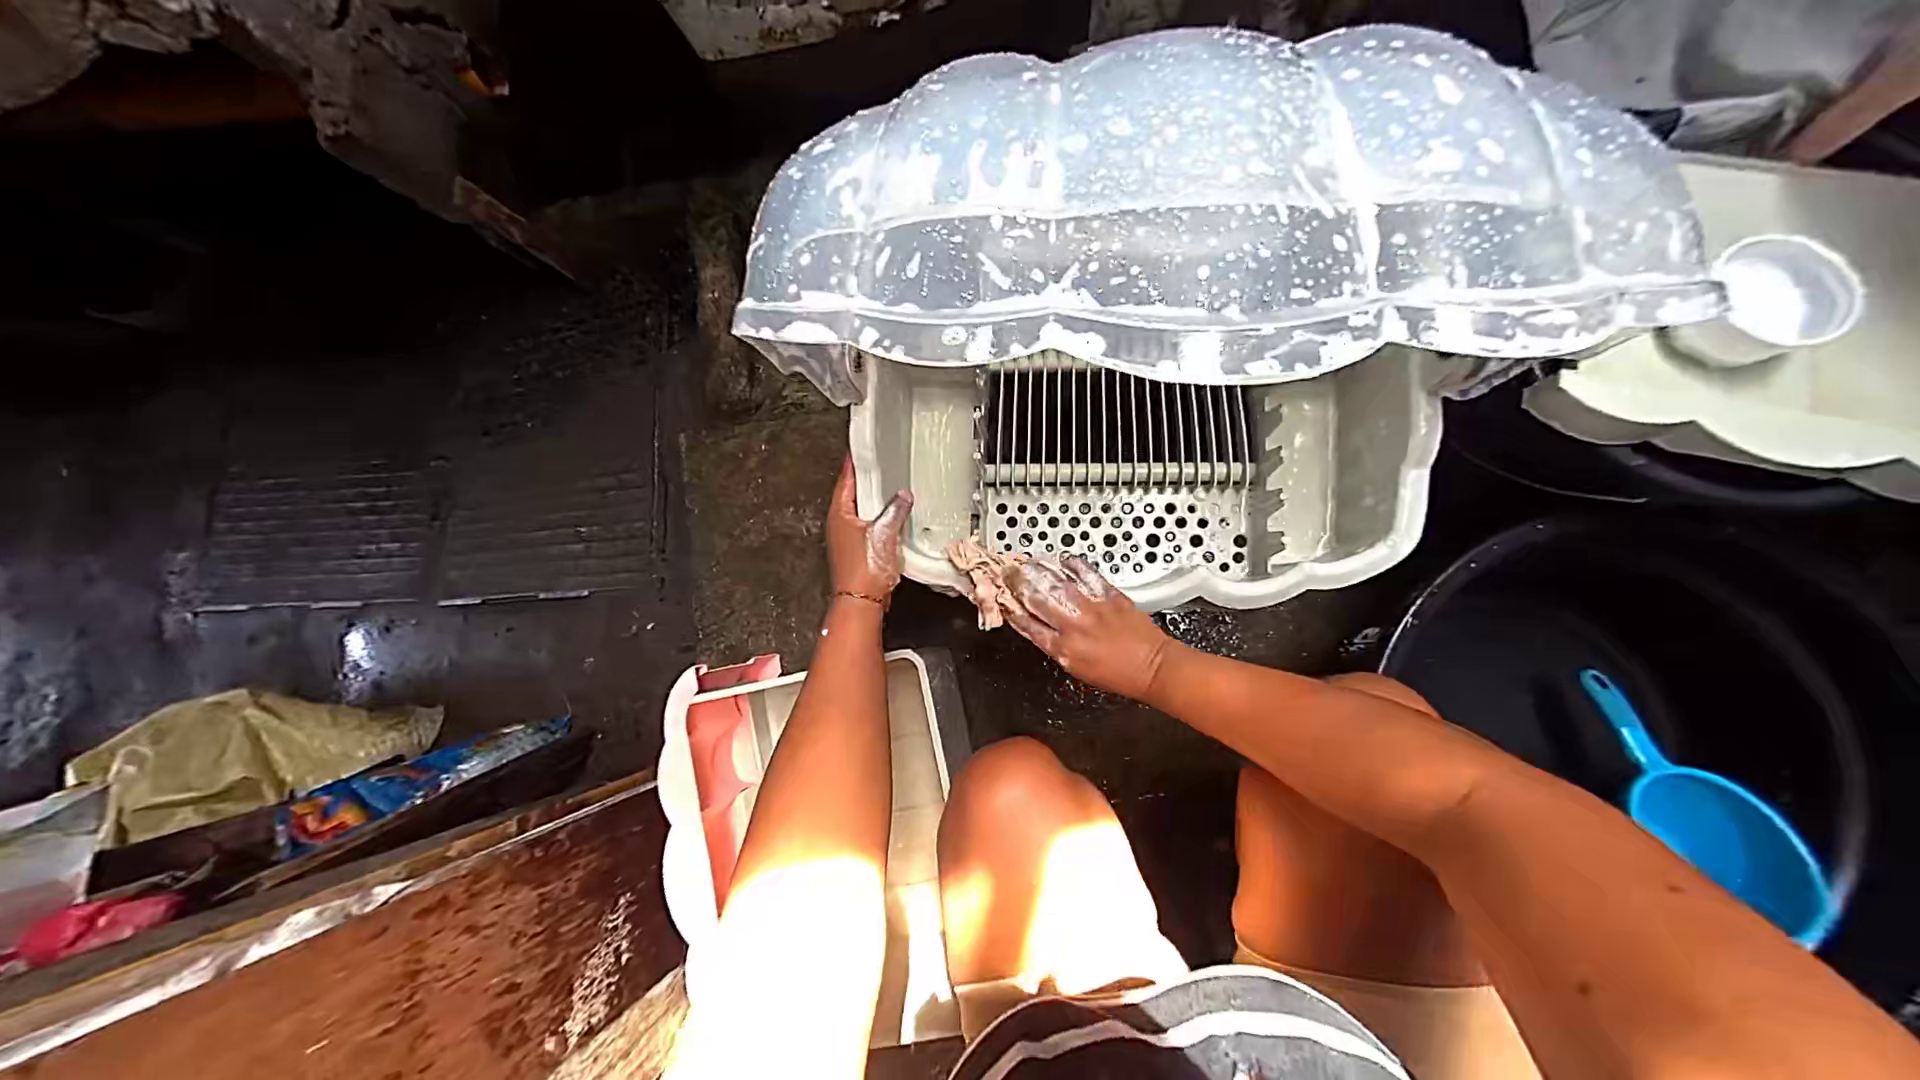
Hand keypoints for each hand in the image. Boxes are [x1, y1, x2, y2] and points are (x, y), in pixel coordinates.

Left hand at [827, 456, 912, 602]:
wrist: (862, 601)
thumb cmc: (865, 569)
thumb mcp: (885, 532)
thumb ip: (895, 510)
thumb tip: (903, 496)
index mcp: (840, 514)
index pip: (846, 479)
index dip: (853, 464)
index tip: (858, 450)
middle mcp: (839, 524)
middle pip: (852, 495)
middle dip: (865, 481)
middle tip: (878, 467)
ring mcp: (846, 539)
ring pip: (860, 512)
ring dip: (873, 502)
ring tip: (888, 491)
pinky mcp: (856, 551)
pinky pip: (868, 527)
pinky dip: (878, 519)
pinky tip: (891, 520)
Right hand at [1003, 555, 1173, 698]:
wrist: (1152, 667)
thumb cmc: (1118, 673)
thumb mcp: (1076, 668)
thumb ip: (1056, 645)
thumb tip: (1040, 627)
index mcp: (1062, 649)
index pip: (1026, 623)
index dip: (1010, 607)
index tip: (1002, 595)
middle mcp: (1073, 626)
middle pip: (1035, 598)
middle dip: (1018, 582)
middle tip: (1010, 571)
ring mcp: (1091, 608)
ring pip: (1056, 583)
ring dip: (1038, 569)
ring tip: (1028, 561)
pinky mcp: (1109, 596)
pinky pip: (1086, 574)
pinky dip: (1072, 564)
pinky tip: (1062, 559)